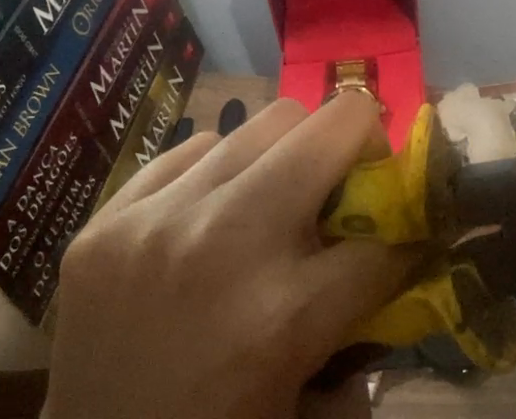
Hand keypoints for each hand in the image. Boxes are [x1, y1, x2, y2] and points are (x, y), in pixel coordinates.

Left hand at [44, 94, 417, 418]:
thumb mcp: (312, 397)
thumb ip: (366, 322)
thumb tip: (406, 247)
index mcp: (283, 316)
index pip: (387, 235)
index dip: (408, 231)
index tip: (409, 230)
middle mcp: (222, 245)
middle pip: (330, 128)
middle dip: (362, 147)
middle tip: (356, 180)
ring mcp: (155, 223)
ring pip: (265, 124)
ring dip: (290, 157)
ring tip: (277, 199)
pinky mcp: (105, 220)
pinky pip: (192, 150)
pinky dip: (220, 173)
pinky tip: (210, 217)